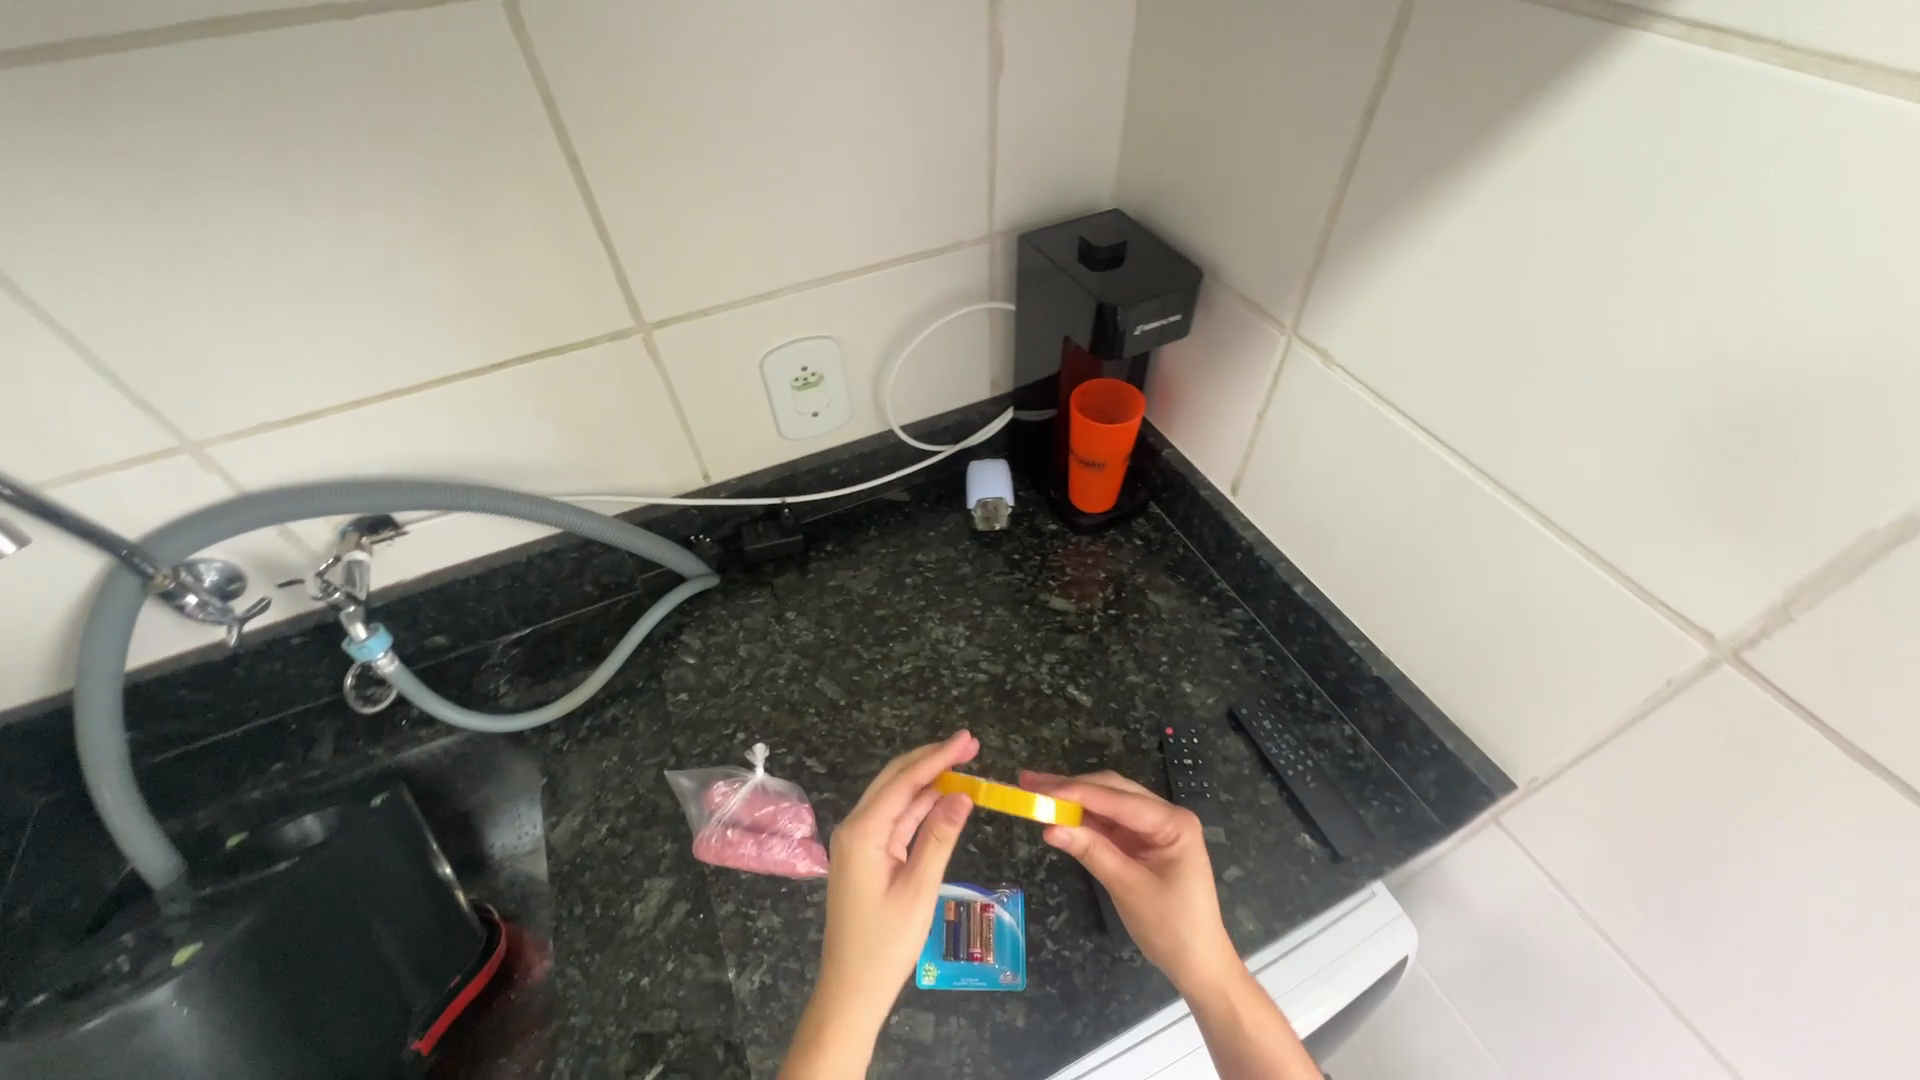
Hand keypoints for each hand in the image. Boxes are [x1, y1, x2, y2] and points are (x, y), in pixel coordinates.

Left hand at [806, 732, 977, 1028]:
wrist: (851, 989)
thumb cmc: (885, 943)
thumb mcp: (919, 889)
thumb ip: (939, 837)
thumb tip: (963, 795)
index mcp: (863, 831)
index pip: (905, 780)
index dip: (938, 756)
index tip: (968, 739)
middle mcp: (856, 827)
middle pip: (896, 779)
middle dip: (933, 759)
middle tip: (970, 744)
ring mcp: (860, 841)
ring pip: (897, 797)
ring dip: (929, 780)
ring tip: (964, 763)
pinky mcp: (867, 855)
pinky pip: (896, 820)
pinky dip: (921, 806)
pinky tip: (944, 796)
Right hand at [1020, 769, 1239, 993]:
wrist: (1198, 963)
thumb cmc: (1172, 928)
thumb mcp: (1128, 888)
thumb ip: (1091, 852)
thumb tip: (1049, 827)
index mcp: (1173, 822)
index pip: (1117, 798)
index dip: (1077, 792)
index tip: (1040, 790)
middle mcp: (1164, 815)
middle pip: (1111, 791)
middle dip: (1069, 787)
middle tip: (1029, 783)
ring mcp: (1152, 828)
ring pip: (1106, 803)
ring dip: (1072, 799)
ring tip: (1034, 790)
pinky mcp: (1140, 842)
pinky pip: (1107, 823)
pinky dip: (1082, 819)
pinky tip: (1056, 813)